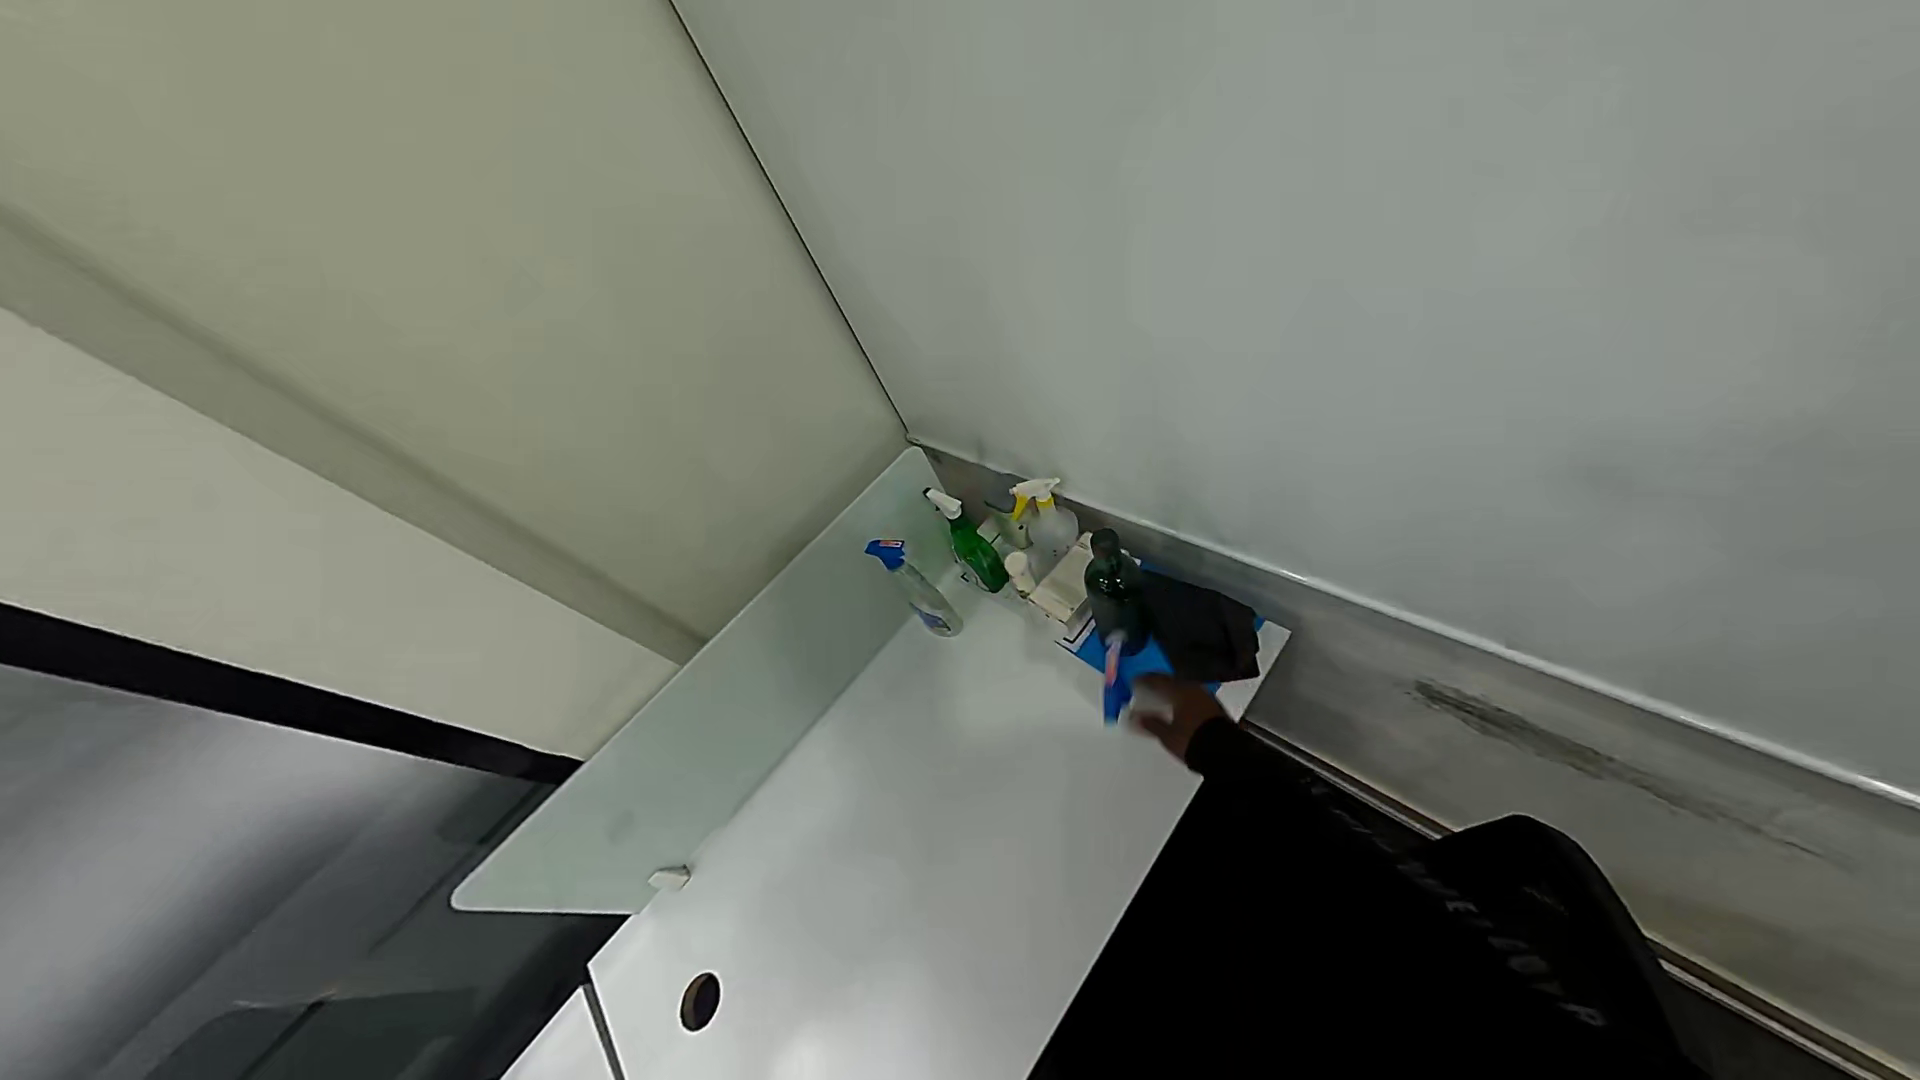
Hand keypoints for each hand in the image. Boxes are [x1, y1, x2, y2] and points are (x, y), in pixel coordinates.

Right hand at [1127, 674, 1226, 762]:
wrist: (1226, 753)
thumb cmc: (1193, 740)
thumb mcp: (1167, 735)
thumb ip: (1150, 724)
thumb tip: (1133, 717)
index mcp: (1180, 691)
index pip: (1157, 680)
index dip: (1143, 680)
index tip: (1133, 682)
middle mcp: (1193, 689)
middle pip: (1171, 682)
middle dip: (1158, 685)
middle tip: (1146, 688)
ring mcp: (1206, 697)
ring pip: (1183, 689)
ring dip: (1171, 692)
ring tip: (1160, 698)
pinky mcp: (1214, 707)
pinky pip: (1192, 697)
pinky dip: (1182, 699)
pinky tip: (1177, 707)